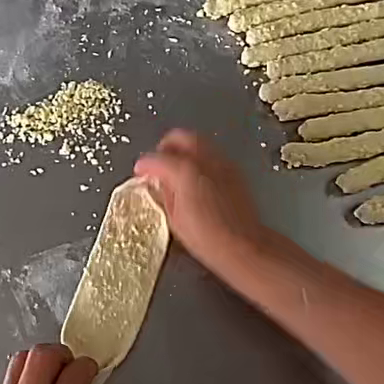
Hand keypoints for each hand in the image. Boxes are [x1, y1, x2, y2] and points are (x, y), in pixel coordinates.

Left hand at [0, 344, 95, 383]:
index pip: (72, 378)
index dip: (85, 367)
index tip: (89, 368)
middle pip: (42, 356)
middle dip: (62, 353)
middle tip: (69, 364)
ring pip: (21, 359)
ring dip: (40, 360)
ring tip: (51, 374)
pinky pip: (9, 379)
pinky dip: (25, 378)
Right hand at [134, 129, 278, 266]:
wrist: (244, 246)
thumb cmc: (205, 237)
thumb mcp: (173, 218)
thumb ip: (163, 193)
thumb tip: (158, 183)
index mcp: (184, 170)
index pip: (156, 158)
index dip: (143, 165)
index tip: (139, 173)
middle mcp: (204, 159)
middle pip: (179, 137)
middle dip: (164, 148)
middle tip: (157, 165)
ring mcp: (221, 162)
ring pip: (197, 141)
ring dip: (182, 151)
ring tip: (176, 171)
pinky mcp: (234, 170)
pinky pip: (211, 154)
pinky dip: (199, 159)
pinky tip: (195, 178)